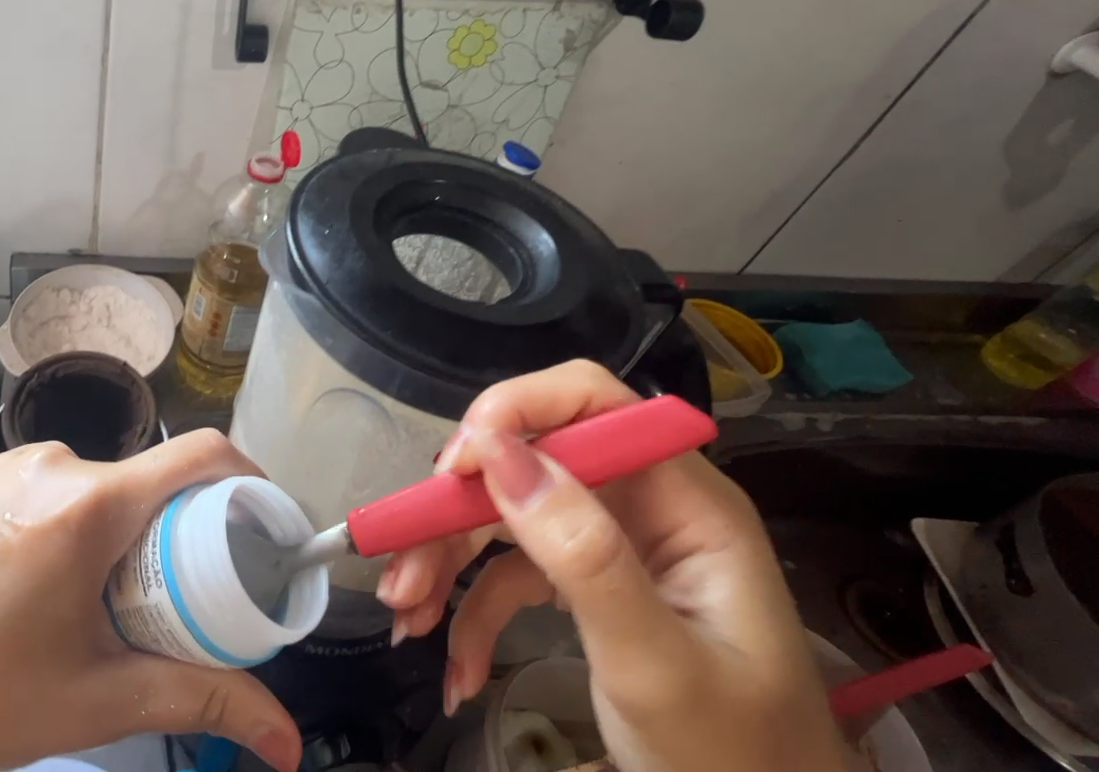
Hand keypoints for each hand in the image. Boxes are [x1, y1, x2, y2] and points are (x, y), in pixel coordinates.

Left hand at [0, 430, 301, 771]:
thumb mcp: (93, 702)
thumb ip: (199, 700)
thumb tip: (285, 741)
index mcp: (86, 504)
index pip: (201, 455)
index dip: (249, 484)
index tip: (262, 531)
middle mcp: (48, 463)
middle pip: (150, 480)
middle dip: (181, 536)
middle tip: (180, 604)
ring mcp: (0, 465)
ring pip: (99, 484)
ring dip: (122, 535)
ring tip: (103, 609)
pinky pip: (50, 487)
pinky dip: (74, 526)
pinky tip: (42, 589)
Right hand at [376, 361, 846, 771]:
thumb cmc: (734, 759)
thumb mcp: (656, 663)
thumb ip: (583, 556)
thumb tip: (498, 453)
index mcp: (682, 500)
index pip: (590, 402)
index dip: (515, 412)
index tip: (455, 468)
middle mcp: (641, 504)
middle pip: (525, 465)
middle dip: (456, 514)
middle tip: (405, 570)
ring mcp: (609, 542)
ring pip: (502, 516)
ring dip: (445, 563)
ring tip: (405, 617)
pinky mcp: (583, 582)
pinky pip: (507, 572)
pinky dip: (470, 611)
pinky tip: (456, 665)